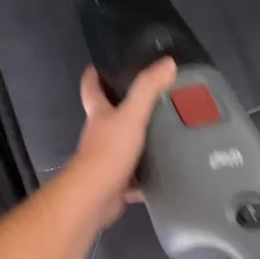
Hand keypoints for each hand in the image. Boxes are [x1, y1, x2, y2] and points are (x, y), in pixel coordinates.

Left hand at [60, 58, 175, 227]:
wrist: (96, 196)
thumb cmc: (109, 151)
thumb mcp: (131, 115)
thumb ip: (148, 89)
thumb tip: (168, 62)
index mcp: (99, 115)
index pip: (91, 88)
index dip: (94, 76)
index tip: (99, 65)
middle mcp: (99, 135)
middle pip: (109, 116)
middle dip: (124, 107)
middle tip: (152, 98)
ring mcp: (107, 160)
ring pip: (124, 145)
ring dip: (140, 139)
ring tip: (167, 131)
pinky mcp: (117, 182)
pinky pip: (136, 175)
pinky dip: (148, 173)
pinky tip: (167, 170)